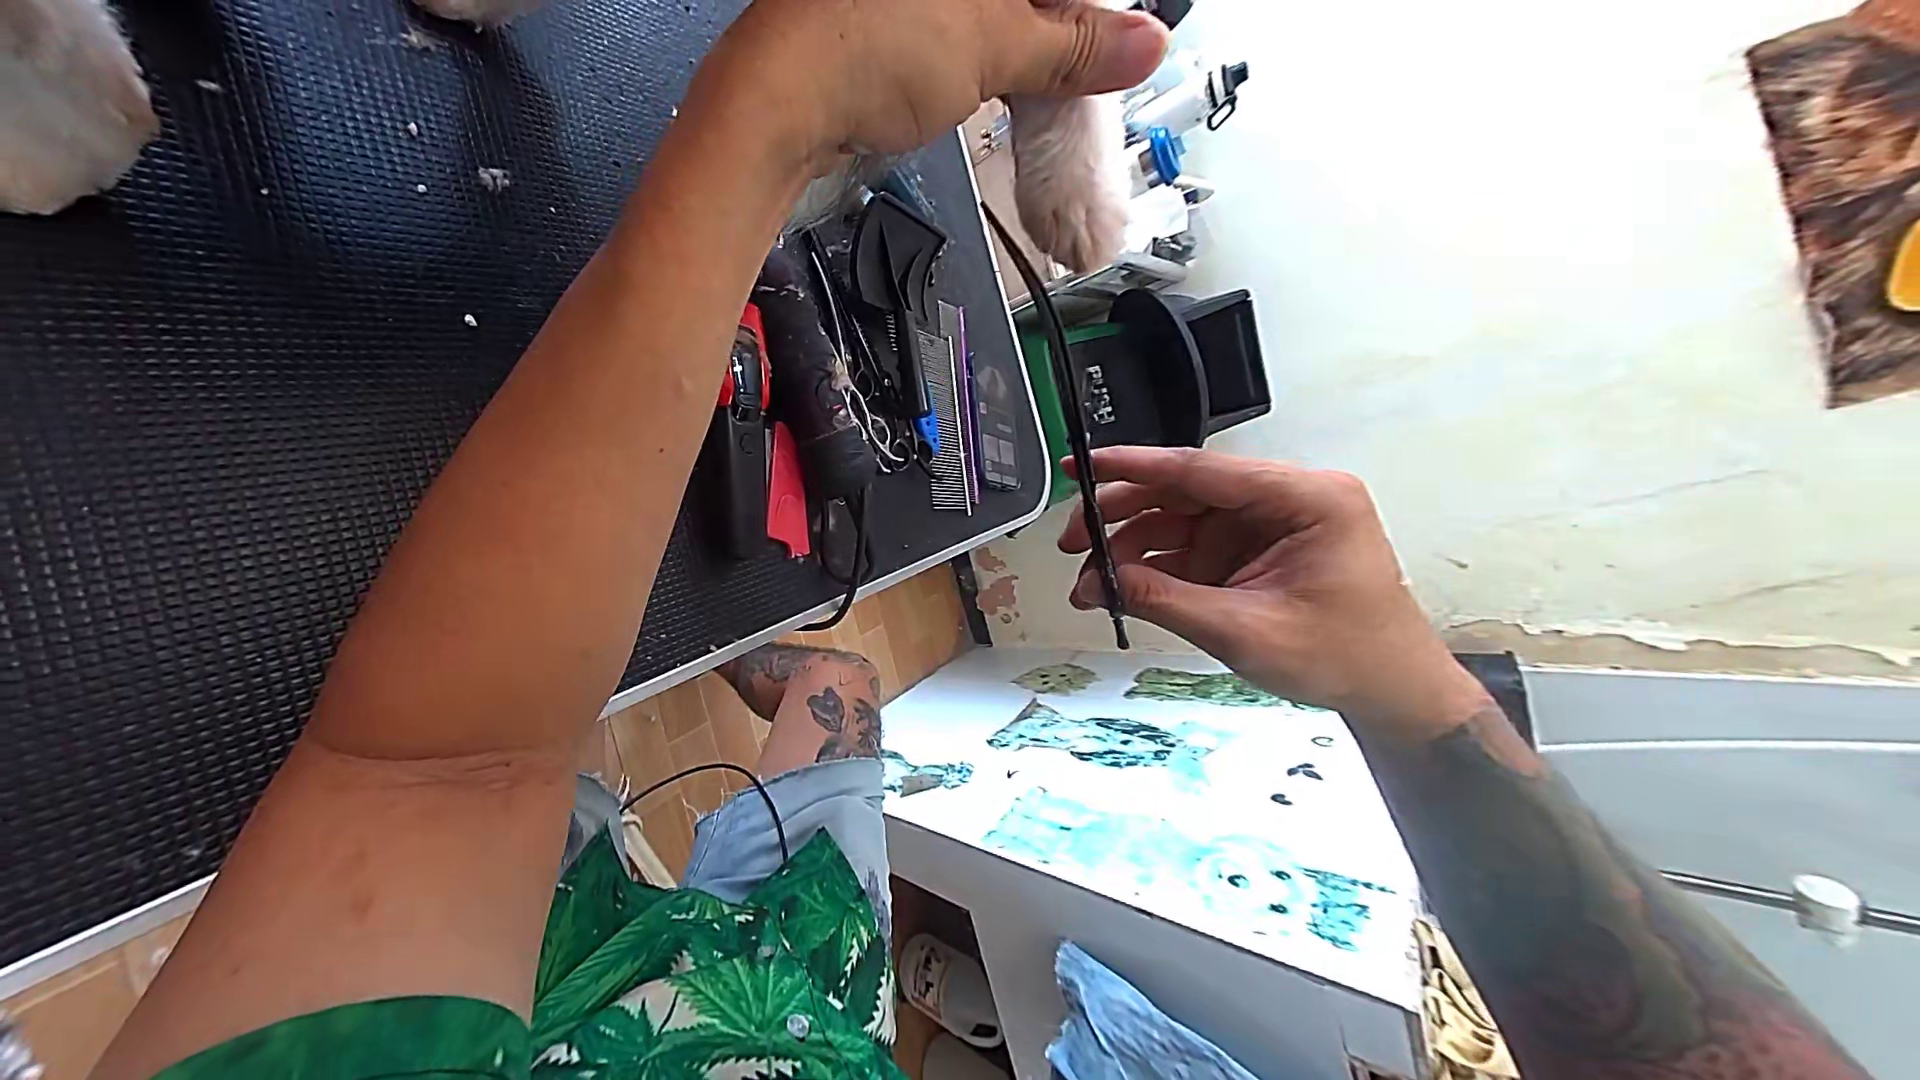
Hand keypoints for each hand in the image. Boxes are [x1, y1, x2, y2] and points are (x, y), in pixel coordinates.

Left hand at [689, 0, 1167, 172]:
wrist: (785, 101)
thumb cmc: (865, 49)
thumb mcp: (993, 45)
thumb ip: (1071, 46)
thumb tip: (1141, 46)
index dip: (1096, 16)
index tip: (1118, 50)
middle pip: (1040, 0)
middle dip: (1067, 32)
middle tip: (1091, 75)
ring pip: (1009, 13)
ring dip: (1037, 50)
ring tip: (1052, 91)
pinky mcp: (907, 17)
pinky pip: (974, 29)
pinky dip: (999, 60)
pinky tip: (1008, 84)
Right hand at [1058, 447, 1490, 740]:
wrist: (1389, 690)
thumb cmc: (1346, 656)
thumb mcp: (1244, 629)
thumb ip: (1165, 599)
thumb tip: (1098, 582)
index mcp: (1304, 498)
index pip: (1201, 469)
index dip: (1133, 467)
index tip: (1083, 466)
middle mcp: (1282, 498)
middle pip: (1181, 490)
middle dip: (1120, 514)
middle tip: (1074, 541)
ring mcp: (1263, 523)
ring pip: (1177, 517)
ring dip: (1129, 544)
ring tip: (1091, 578)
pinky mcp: (1249, 548)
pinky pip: (1187, 545)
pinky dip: (1151, 565)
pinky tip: (1120, 585)